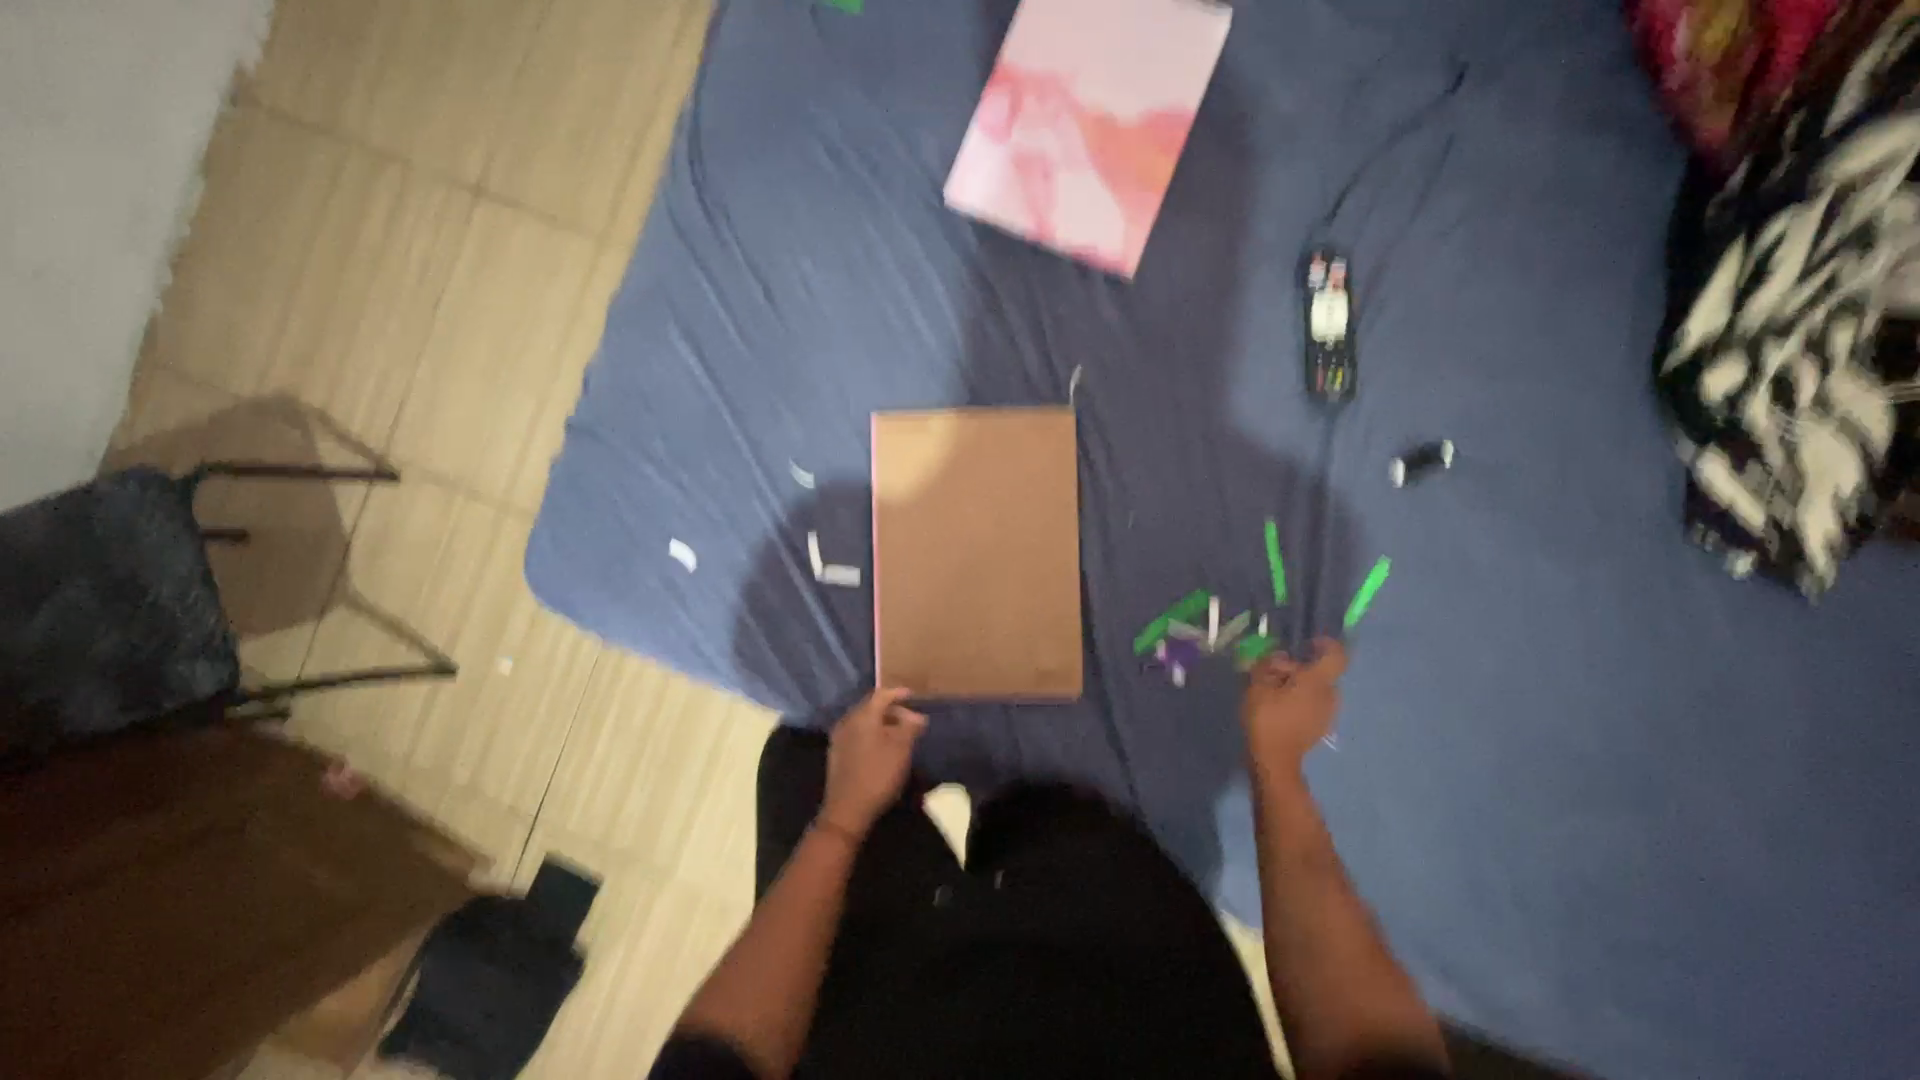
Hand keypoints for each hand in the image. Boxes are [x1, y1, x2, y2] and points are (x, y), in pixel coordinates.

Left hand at [821, 688, 927, 839]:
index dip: (899, 694)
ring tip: (900, 735)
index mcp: (862, 716)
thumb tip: (917, 715)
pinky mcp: (837, 754)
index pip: (882, 695)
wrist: (847, 809)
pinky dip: (872, 735)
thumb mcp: (901, 749)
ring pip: (864, 722)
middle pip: (871, 707)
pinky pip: (857, 734)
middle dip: (892, 711)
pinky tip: (883, 748)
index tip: (913, 696)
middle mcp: (847, 721)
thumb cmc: (878, 775)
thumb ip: (910, 727)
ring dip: (882, 724)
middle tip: (911, 721)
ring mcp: (839, 738)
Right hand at [1242, 637, 1347, 774]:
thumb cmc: (1267, 718)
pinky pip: (1315, 705)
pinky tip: (1281, 708)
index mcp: (1318, 681)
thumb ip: (1268, 666)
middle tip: (1274, 672)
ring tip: (1275, 692)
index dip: (1326, 644)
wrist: (1275, 760)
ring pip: (1318, 690)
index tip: (1308, 643)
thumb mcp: (1258, 685)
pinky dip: (1301, 701)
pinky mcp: (1321, 728)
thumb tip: (1279, 657)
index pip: (1336, 655)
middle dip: (1301, 669)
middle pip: (1321, 673)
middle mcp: (1330, 695)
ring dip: (1300, 686)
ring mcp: (1328, 714)